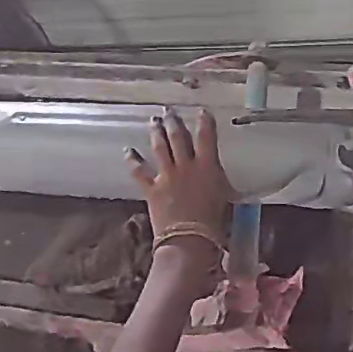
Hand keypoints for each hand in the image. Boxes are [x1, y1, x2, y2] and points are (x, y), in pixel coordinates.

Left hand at [127, 109, 231, 278]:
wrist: (190, 241)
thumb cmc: (214, 223)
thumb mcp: (224, 197)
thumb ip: (219, 181)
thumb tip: (218, 176)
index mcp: (208, 166)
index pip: (206, 137)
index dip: (204, 122)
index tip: (201, 110)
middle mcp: (186, 165)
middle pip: (178, 137)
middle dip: (173, 121)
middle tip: (168, 110)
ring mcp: (167, 176)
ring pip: (160, 147)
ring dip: (156, 132)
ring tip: (153, 121)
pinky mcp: (152, 189)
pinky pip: (140, 172)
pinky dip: (133, 161)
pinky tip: (128, 152)